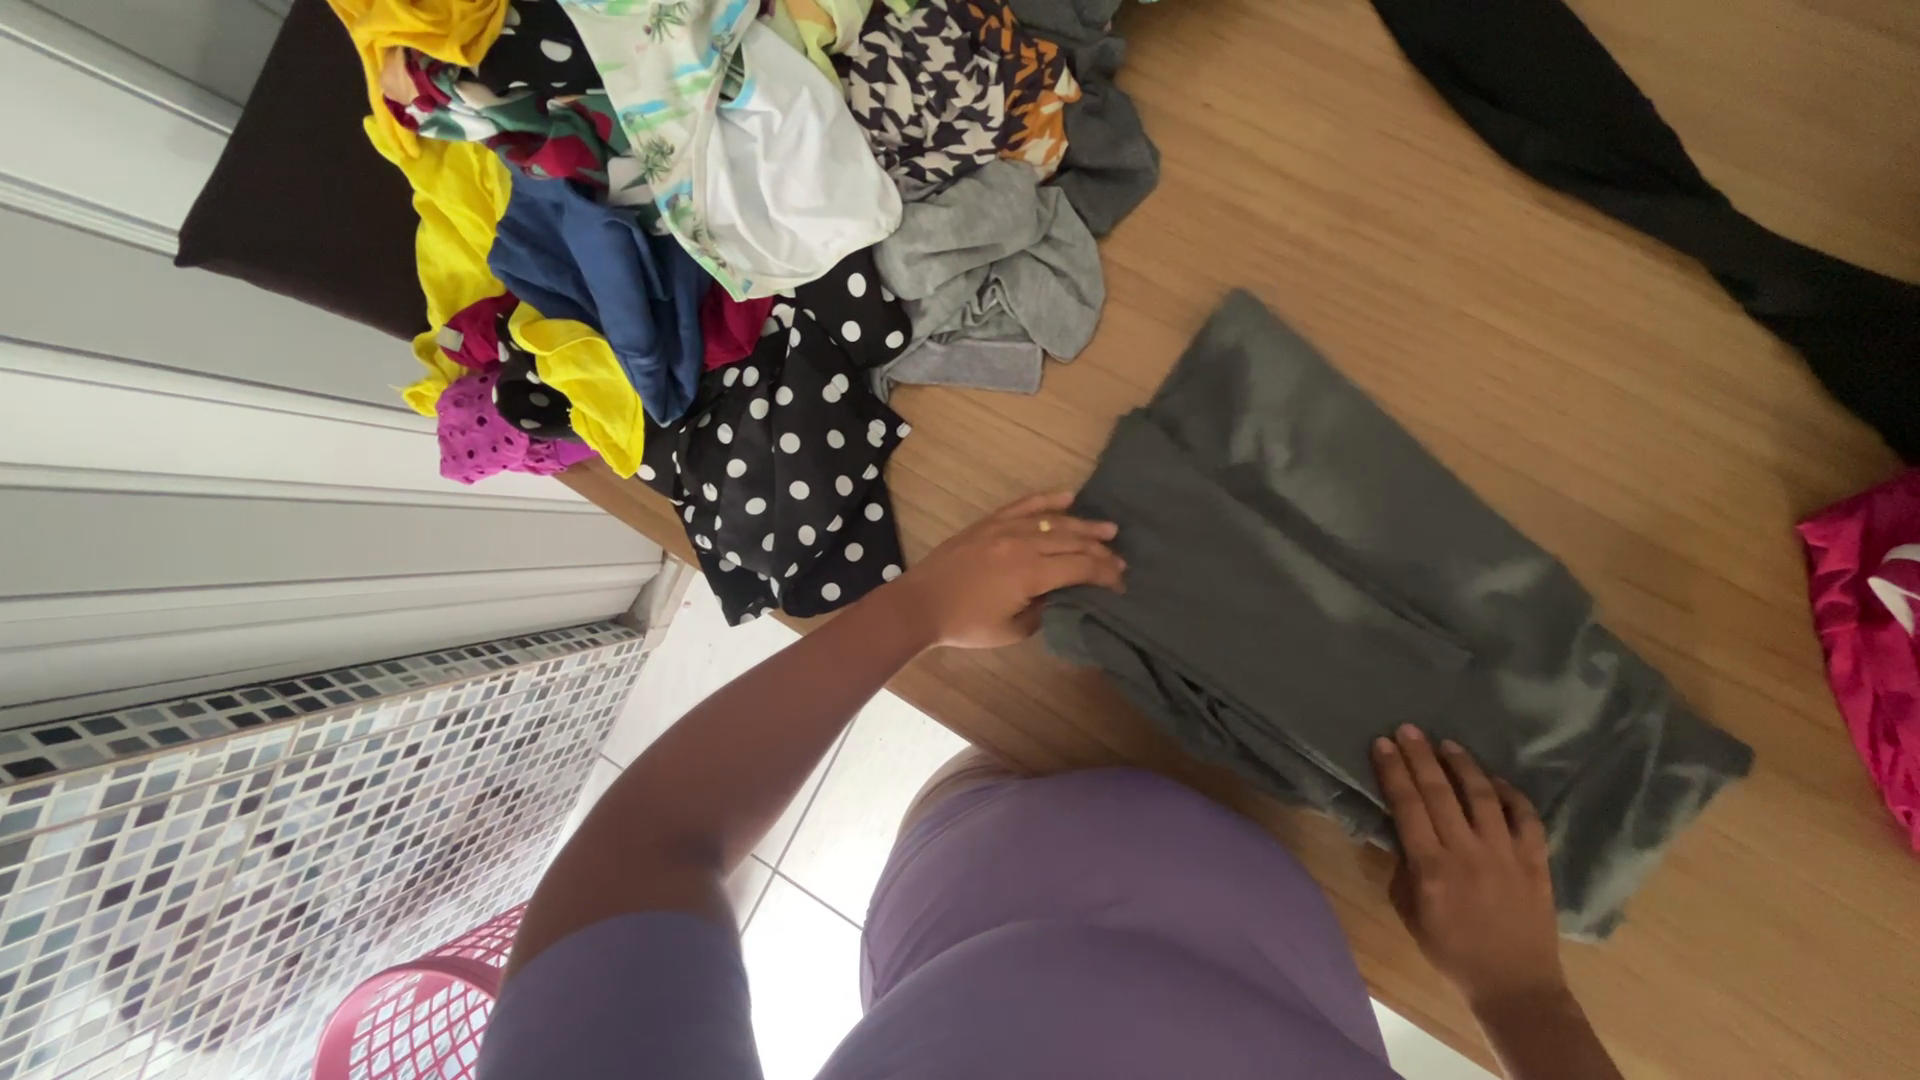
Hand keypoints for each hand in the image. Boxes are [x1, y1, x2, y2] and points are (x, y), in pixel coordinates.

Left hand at [883, 491, 1125, 648]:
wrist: (920, 604)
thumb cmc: (965, 624)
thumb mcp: (1011, 630)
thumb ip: (1043, 612)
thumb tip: (1061, 597)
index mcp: (1031, 572)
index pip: (1081, 568)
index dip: (1106, 576)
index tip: (1121, 586)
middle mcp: (1023, 543)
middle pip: (1073, 542)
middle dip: (1101, 552)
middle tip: (1121, 561)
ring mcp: (1006, 528)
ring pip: (1055, 521)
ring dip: (1085, 525)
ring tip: (1109, 530)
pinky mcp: (990, 522)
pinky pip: (1025, 505)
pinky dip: (1048, 499)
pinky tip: (1068, 496)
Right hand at [1371, 726, 1565, 1009]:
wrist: (1514, 984)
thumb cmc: (1450, 949)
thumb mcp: (1409, 909)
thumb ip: (1405, 866)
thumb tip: (1402, 831)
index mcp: (1431, 867)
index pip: (1407, 805)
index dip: (1393, 771)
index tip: (1382, 744)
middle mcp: (1468, 853)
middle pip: (1440, 793)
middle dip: (1421, 757)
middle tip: (1408, 729)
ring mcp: (1507, 855)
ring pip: (1484, 797)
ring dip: (1463, 766)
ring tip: (1448, 744)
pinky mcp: (1536, 863)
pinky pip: (1527, 819)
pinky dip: (1512, 794)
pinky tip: (1496, 780)